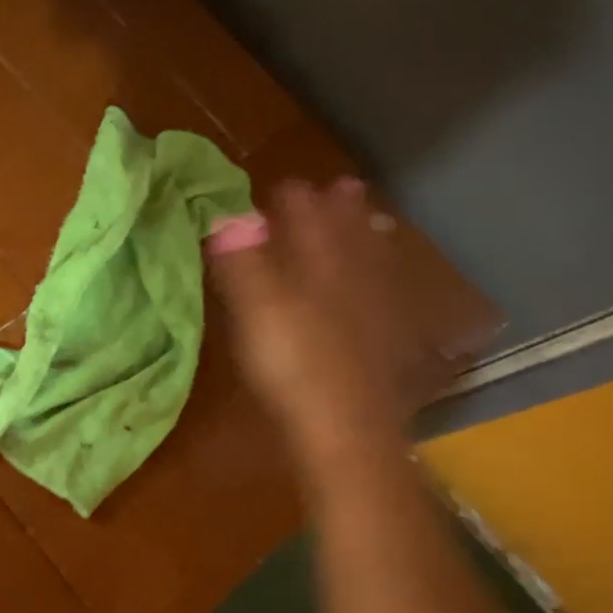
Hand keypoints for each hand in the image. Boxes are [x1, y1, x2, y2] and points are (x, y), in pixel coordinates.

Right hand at [207, 178, 450, 462]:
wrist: (345, 426)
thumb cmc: (291, 362)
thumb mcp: (254, 307)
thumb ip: (240, 258)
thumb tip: (224, 212)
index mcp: (321, 259)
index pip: (306, 214)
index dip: (290, 198)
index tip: (278, 186)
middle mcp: (355, 273)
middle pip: (350, 230)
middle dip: (339, 208)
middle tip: (335, 188)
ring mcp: (377, 307)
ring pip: (375, 258)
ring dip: (368, 237)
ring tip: (371, 223)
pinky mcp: (387, 341)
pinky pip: (387, 294)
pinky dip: (382, 280)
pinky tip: (381, 288)